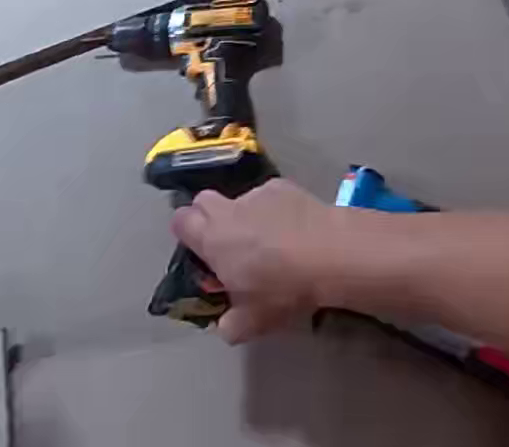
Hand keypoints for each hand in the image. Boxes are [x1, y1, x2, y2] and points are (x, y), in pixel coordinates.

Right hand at [170, 178, 343, 342]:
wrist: (327, 253)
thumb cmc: (282, 289)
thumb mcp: (251, 323)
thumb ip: (229, 323)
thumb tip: (226, 323)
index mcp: (212, 240)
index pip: (180, 221)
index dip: (186, 232)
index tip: (199, 250)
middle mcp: (228, 210)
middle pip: (203, 200)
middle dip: (208, 216)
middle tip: (226, 242)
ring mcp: (255, 194)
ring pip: (238, 199)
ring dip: (244, 215)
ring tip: (269, 239)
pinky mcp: (281, 185)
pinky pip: (267, 196)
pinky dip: (272, 209)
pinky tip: (291, 227)